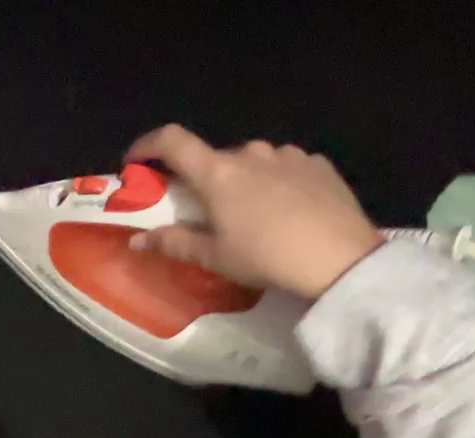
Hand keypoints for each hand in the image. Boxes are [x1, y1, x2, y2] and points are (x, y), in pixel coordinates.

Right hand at [125, 125, 383, 299]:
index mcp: (218, 174)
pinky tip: (283, 214)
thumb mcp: (214, 258)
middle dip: (202, 181)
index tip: (136, 161)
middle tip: (203, 214)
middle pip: (214, 160)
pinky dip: (273, 185)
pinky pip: (283, 169)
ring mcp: (287, 154)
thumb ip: (174, 243)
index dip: (148, 145)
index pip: (173, 142)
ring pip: (251, 164)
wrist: (338, 258)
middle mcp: (251, 153)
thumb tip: (138, 239)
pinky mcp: (316, 163)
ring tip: (250, 219)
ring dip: (241, 183)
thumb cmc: (265, 258)